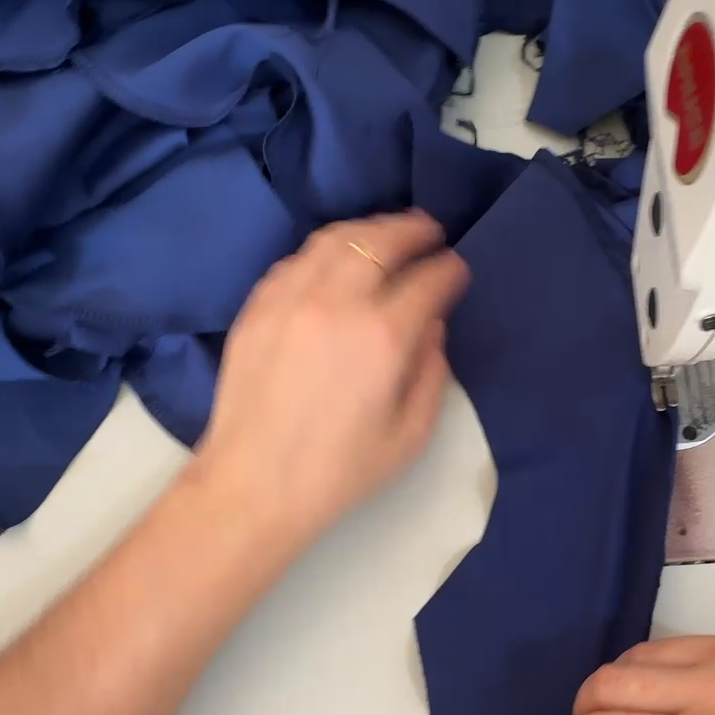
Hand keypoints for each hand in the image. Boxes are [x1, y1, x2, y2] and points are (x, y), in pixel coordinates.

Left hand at [191, 211, 468, 549]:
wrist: (255, 485)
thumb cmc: (342, 469)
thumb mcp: (411, 433)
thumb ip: (432, 371)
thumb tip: (432, 325)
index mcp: (383, 337)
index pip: (428, 280)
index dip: (451, 270)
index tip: (459, 269)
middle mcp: (337, 302)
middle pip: (380, 240)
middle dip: (413, 230)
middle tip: (431, 231)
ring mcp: (290, 298)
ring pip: (334, 238)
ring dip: (369, 229)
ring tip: (388, 233)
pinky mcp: (257, 306)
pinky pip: (297, 259)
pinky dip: (326, 250)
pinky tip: (337, 260)